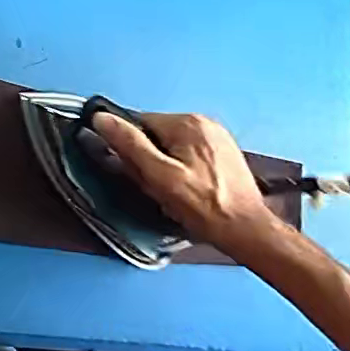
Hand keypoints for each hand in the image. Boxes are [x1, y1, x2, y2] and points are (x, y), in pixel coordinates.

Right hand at [88, 111, 282, 250]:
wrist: (249, 232)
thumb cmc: (202, 206)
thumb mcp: (159, 176)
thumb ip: (129, 144)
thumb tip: (101, 118)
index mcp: (186, 122)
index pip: (139, 123)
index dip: (132, 149)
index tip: (139, 172)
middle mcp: (203, 122)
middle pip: (156, 134)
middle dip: (150, 158)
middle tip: (159, 186)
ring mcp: (217, 137)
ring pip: (172, 145)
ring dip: (165, 165)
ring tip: (175, 191)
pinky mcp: (224, 153)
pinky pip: (189, 153)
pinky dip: (183, 168)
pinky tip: (190, 190)